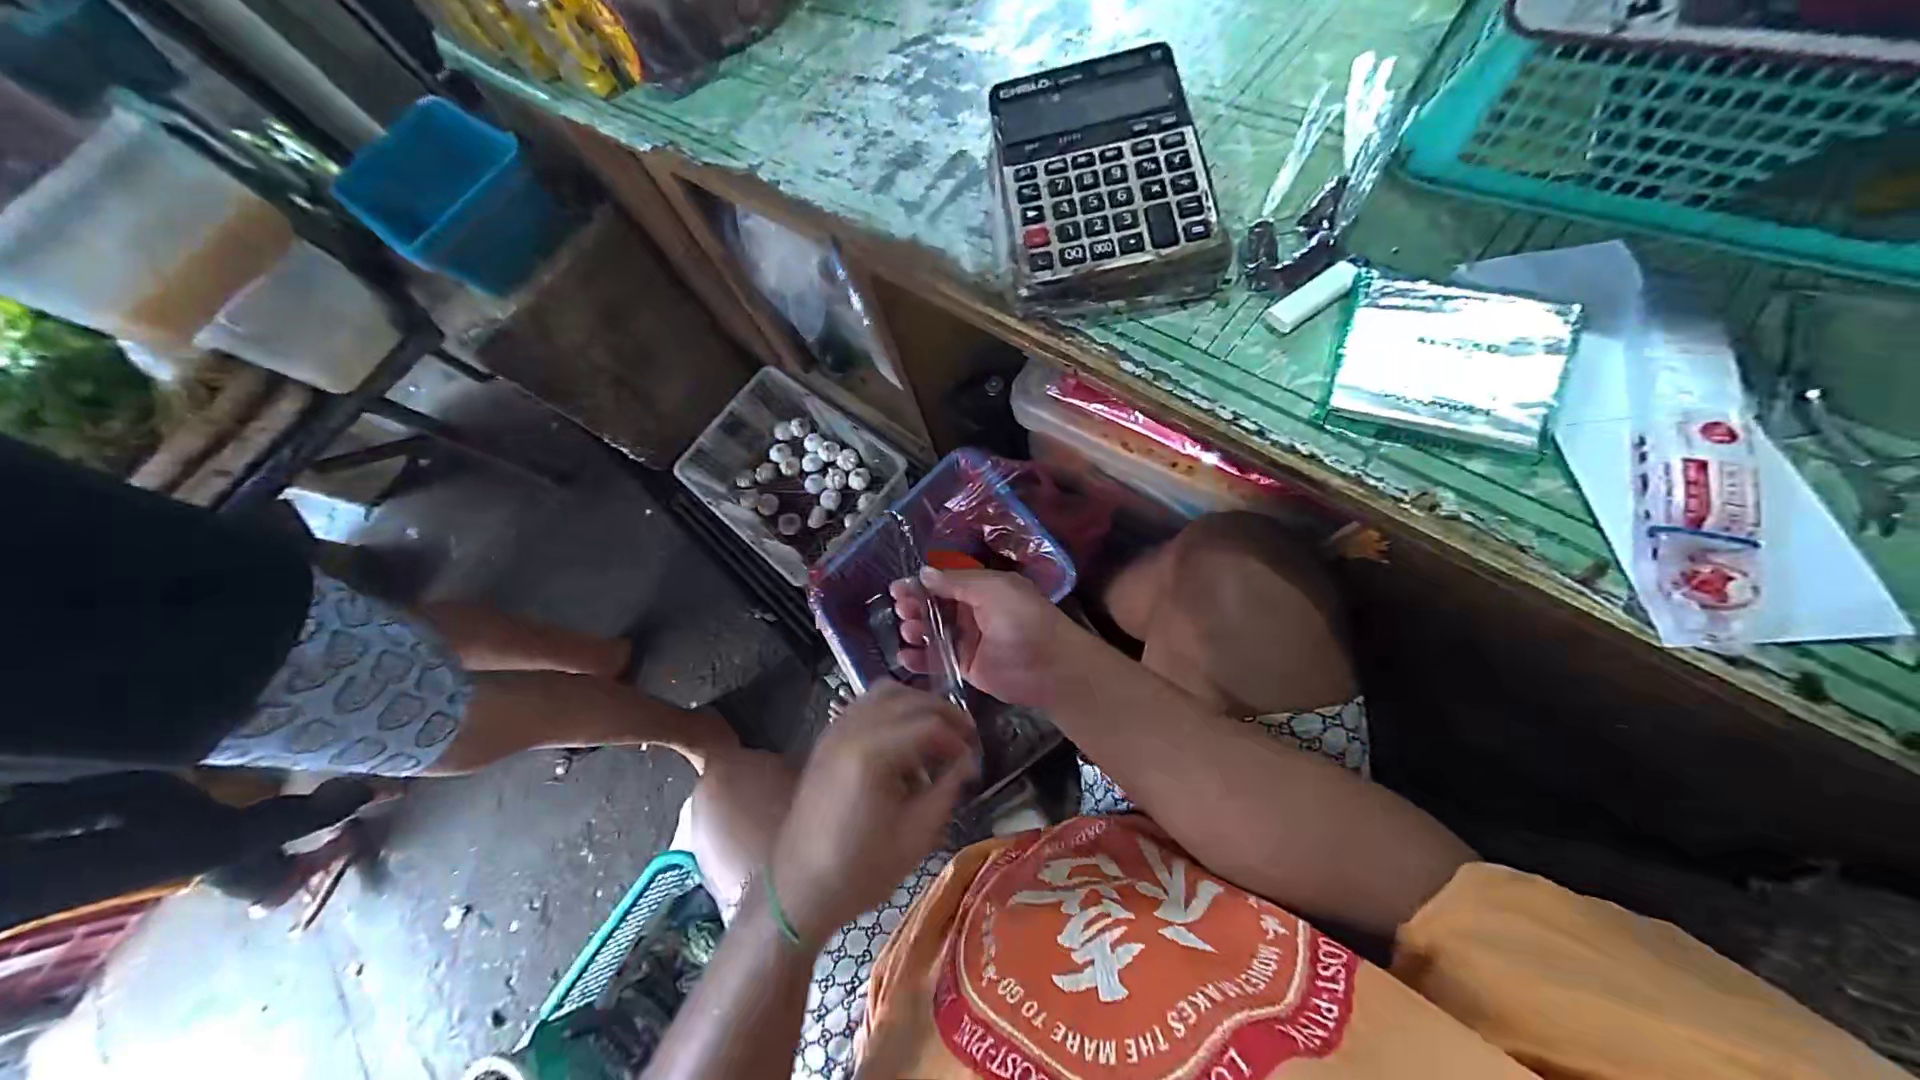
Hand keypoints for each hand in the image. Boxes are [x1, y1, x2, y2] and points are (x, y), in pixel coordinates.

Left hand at [768, 681, 978, 945]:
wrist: (799, 889)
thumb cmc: (860, 871)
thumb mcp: (916, 837)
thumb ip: (946, 790)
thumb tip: (967, 762)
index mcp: (873, 755)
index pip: (930, 725)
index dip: (959, 740)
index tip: (975, 762)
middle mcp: (852, 731)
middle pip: (910, 699)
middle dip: (945, 715)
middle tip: (967, 740)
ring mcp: (835, 731)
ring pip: (886, 692)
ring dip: (919, 705)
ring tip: (940, 733)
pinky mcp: (828, 739)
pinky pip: (865, 704)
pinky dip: (893, 708)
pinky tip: (907, 736)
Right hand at [890, 567, 1082, 709]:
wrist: (1051, 667)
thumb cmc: (1025, 620)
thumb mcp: (994, 590)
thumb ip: (957, 582)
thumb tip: (924, 572)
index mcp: (982, 588)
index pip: (945, 582)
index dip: (921, 584)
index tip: (898, 588)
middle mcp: (974, 611)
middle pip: (935, 606)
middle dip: (915, 606)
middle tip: (900, 609)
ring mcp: (970, 640)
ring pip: (933, 631)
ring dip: (916, 629)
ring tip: (907, 631)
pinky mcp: (967, 666)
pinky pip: (938, 659)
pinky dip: (920, 658)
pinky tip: (905, 656)